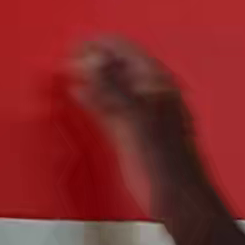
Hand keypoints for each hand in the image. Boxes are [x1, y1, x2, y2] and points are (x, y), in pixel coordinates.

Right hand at [70, 37, 204, 215]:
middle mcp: (149, 92)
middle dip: (93, 59)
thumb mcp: (134, 116)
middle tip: (68, 57)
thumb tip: (90, 59)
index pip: (126, 51)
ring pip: (111, 85)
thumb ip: (111, 86)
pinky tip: (78, 93)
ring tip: (68, 70)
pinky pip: (108, 105)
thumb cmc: (163, 158)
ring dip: (91, 77)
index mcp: (157, 83)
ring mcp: (140, 111)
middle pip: (118, 66)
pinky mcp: (130, 129)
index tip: (76, 44)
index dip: (101, 44)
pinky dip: (93, 97)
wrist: (176, 200)